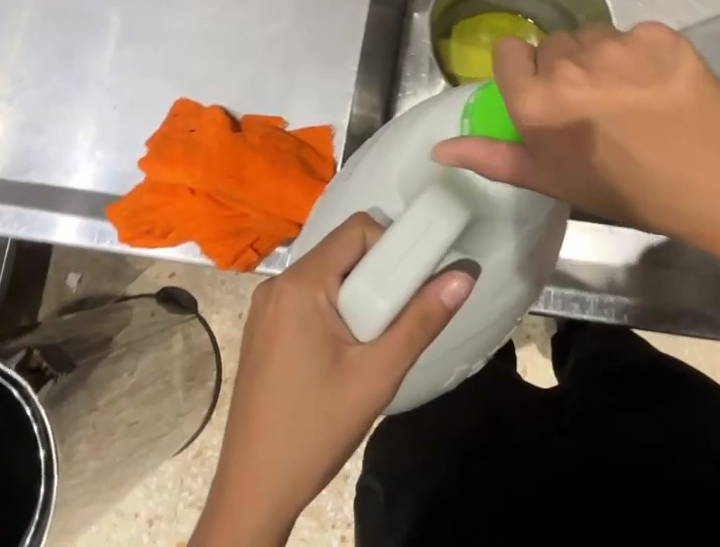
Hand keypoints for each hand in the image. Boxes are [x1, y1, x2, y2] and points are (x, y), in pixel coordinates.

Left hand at [191, 213, 472, 545]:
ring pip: (329, 277)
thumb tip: (464, 274)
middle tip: (400, 319)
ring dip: (360, 297)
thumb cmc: (316, 428)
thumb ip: (422, 319)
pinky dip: (338, 312)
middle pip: (343, 251)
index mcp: (300, 284)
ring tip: (376, 343)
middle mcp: (277, 285)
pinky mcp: (264, 331)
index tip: (416, 285)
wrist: (254, 489)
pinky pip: (310, 299)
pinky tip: (348, 355)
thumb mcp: (378, 374)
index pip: (358, 230)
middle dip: (380, 276)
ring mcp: (265, 309)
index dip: (395, 246)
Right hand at [432, 22, 719, 247]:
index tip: (547, 95)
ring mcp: (618, 45)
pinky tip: (661, 87)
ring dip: (603, 58)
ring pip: (594, 36)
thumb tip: (439, 148)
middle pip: (553, 45)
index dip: (526, 73)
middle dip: (566, 68)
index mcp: (536, 102)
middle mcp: (570, 64)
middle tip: (595, 107)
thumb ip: (494, 158)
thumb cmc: (628, 191)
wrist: (717, 184)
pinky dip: (643, 54)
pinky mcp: (660, 34)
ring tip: (630, 97)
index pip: (510, 53)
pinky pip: (635, 35)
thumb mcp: (554, 181)